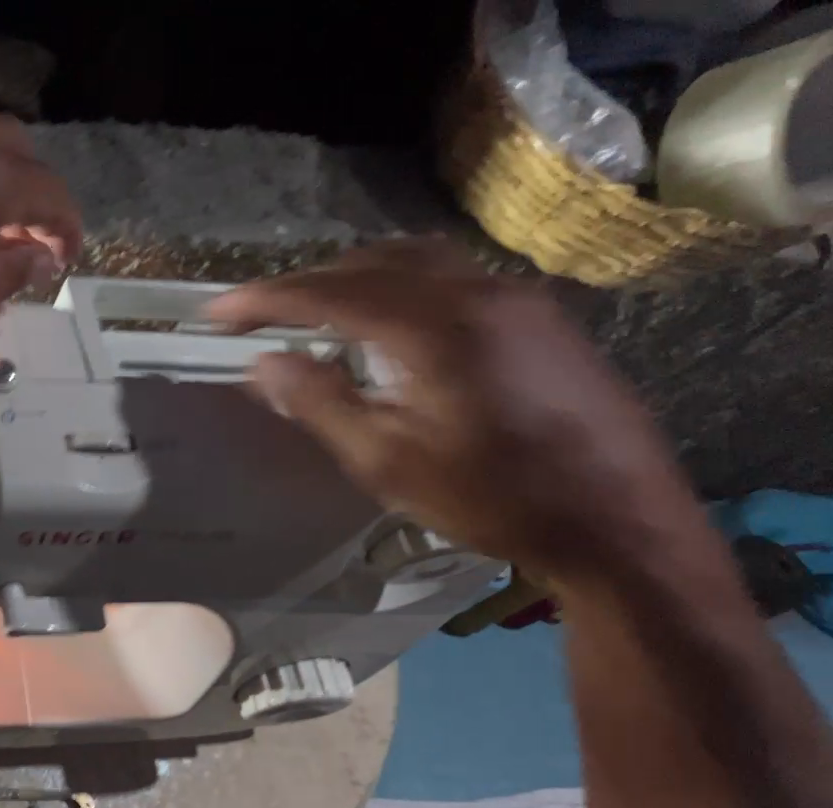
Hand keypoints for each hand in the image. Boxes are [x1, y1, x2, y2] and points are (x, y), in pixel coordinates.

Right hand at [207, 240, 703, 579]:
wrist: (616, 520)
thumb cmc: (492, 498)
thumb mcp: (388, 461)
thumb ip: (320, 403)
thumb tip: (264, 364)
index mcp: (435, 327)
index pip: (330, 294)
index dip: (266, 300)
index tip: (216, 312)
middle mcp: (478, 293)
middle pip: (371, 264)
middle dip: (304, 283)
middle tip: (255, 311)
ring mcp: (516, 300)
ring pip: (415, 262)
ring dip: (352, 276)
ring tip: (309, 306)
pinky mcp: (537, 319)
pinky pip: (449, 277)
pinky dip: (396, 284)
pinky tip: (382, 320)